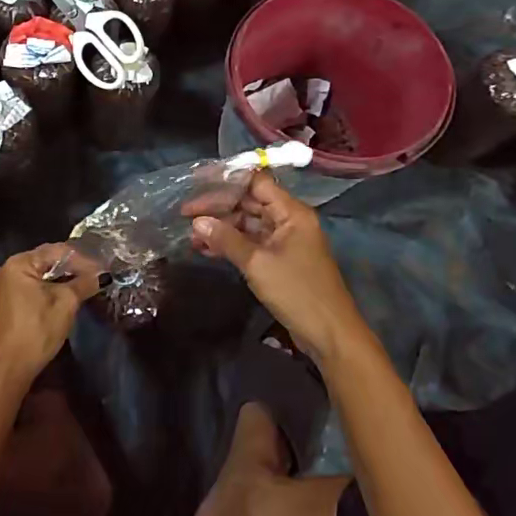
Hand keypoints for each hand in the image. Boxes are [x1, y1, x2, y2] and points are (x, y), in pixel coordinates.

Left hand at [0, 245, 100, 380]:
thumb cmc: (38, 330)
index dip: (83, 259)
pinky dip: (52, 287)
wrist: (11, 367)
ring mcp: (6, 285)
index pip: (57, 251)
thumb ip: (85, 283)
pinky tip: (70, 292)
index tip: (103, 269)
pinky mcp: (9, 301)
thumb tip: (103, 275)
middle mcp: (9, 269)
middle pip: (48, 260)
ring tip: (88, 282)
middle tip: (97, 274)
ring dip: (65, 277)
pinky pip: (35, 285)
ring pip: (42, 274)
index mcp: (19, 263)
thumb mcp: (66, 302)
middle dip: (74, 267)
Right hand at [188, 173, 366, 362]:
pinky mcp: (281, 261)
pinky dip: (233, 245)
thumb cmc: (296, 292)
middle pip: (251, 203)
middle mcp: (290, 220)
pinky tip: (207, 249)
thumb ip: (227, 240)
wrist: (330, 334)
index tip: (197, 184)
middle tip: (186, 214)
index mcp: (292, 212)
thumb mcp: (258, 264)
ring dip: (223, 228)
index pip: (256, 183)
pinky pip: (253, 243)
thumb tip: (196, 222)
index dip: (227, 181)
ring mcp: (286, 241)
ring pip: (250, 225)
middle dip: (219, 207)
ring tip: (192, 235)